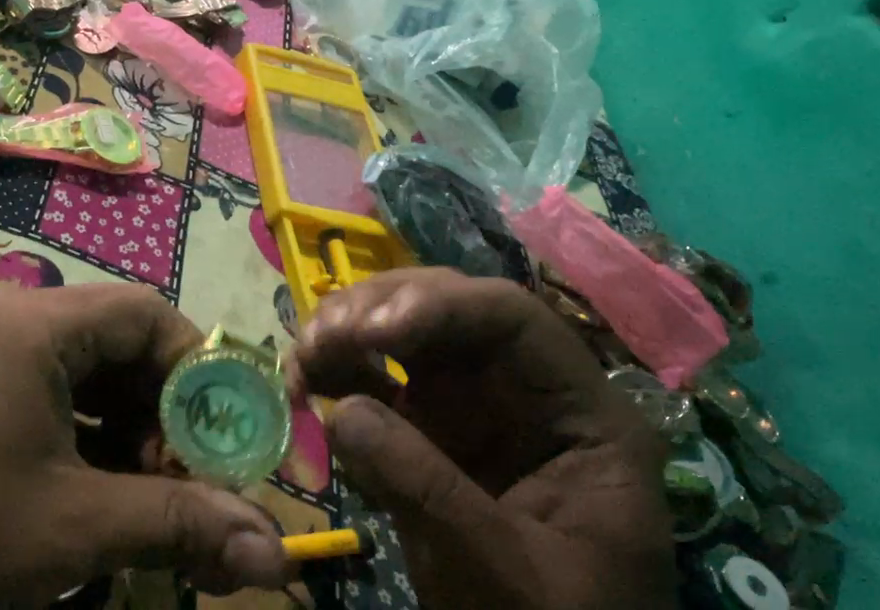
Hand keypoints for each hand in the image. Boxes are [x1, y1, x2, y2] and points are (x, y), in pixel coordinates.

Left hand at [0, 283, 291, 606]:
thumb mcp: (73, 525)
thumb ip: (177, 524)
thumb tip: (273, 549)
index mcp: (34, 327)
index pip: (144, 314)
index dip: (197, 372)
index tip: (223, 443)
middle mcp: (9, 323)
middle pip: (116, 342)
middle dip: (164, 412)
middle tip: (190, 483)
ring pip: (84, 374)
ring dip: (128, 432)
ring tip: (151, 498)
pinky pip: (48, 396)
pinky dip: (85, 438)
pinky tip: (100, 495)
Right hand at [293, 268, 674, 609]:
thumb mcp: (504, 573)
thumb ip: (428, 491)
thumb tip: (340, 410)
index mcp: (578, 415)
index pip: (512, 320)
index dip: (438, 307)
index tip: (370, 333)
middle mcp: (520, 393)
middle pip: (447, 310)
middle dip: (378, 310)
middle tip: (321, 338)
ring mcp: (469, 408)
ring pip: (403, 333)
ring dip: (345, 331)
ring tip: (302, 357)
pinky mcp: (423, 430)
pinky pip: (374, 377)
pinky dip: (333, 370)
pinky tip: (301, 381)